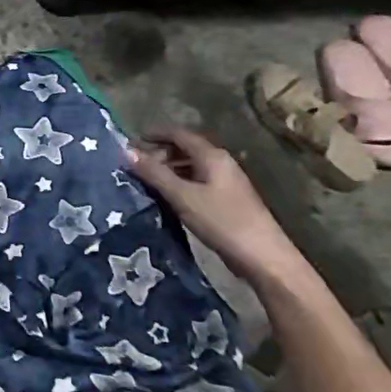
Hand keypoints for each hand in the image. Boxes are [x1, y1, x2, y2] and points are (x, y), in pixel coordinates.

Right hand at [128, 130, 309, 285]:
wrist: (264, 257)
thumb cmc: (222, 221)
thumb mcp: (183, 196)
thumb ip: (155, 173)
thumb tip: (126, 151)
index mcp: (212, 156)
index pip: (179, 134)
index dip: (154, 134)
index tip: (131, 142)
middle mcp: (221, 163)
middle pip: (186, 148)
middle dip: (160, 153)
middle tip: (136, 166)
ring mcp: (227, 182)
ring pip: (192, 166)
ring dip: (169, 169)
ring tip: (148, 182)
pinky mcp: (228, 200)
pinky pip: (198, 182)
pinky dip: (180, 183)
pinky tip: (169, 198)